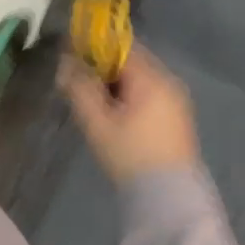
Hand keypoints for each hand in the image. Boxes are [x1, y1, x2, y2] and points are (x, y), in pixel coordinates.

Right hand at [57, 44, 198, 182]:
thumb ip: (80, 87)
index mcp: (151, 79)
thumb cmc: (129, 154)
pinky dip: (131, 95)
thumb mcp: (96, 121)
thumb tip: (65, 61)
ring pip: (141, 79)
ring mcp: (177, 100)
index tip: (72, 56)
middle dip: (105, 68)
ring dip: (117, 83)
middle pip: (132, 62)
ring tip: (96, 102)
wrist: (168, 197)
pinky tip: (117, 114)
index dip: (94, 48)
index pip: (120, 48)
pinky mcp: (178, 117)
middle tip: (81, 83)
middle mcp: (169, 83)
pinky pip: (150, 93)